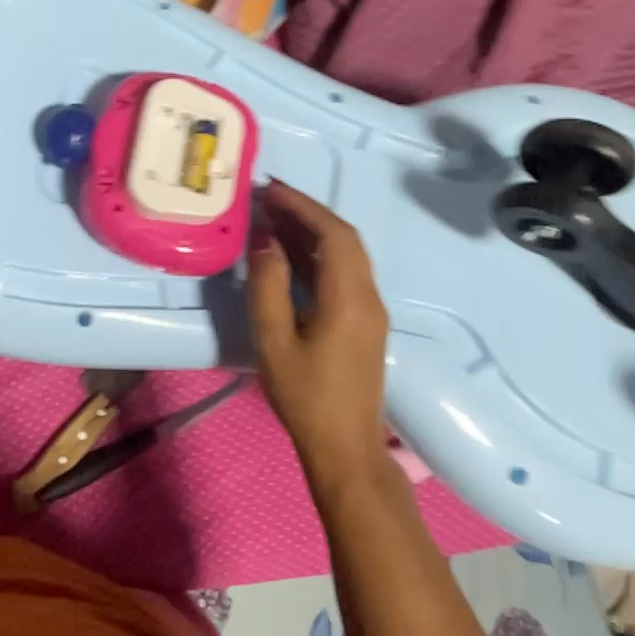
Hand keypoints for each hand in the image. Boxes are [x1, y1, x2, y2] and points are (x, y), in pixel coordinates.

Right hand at [246, 180, 390, 482]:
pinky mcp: (362, 323)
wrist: (344, 446)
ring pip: (346, 255)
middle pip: (345, 239)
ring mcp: (369, 311)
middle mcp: (367, 297)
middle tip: (267, 197)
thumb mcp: (273, 338)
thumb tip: (265, 239)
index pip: (334, 234)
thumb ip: (268, 284)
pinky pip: (343, 272)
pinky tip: (287, 252)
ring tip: (271, 217)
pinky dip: (316, 253)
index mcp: (349, 298)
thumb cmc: (304, 394)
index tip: (269, 189)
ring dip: (312, 231)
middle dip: (307, 212)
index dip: (303, 206)